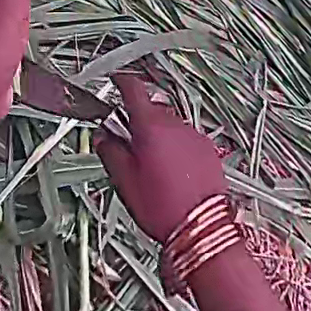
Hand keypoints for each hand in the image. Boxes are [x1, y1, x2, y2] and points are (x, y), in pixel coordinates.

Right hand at [99, 77, 304, 310]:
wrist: (203, 229)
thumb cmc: (163, 208)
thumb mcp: (124, 181)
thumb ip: (110, 151)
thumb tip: (103, 136)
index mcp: (150, 127)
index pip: (133, 89)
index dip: (121, 82)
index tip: (115, 81)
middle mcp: (174, 125)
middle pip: (150, 110)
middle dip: (136, 121)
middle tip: (125, 143)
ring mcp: (194, 136)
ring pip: (168, 125)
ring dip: (157, 136)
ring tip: (150, 167)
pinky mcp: (207, 150)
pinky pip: (185, 139)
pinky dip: (174, 147)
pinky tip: (170, 173)